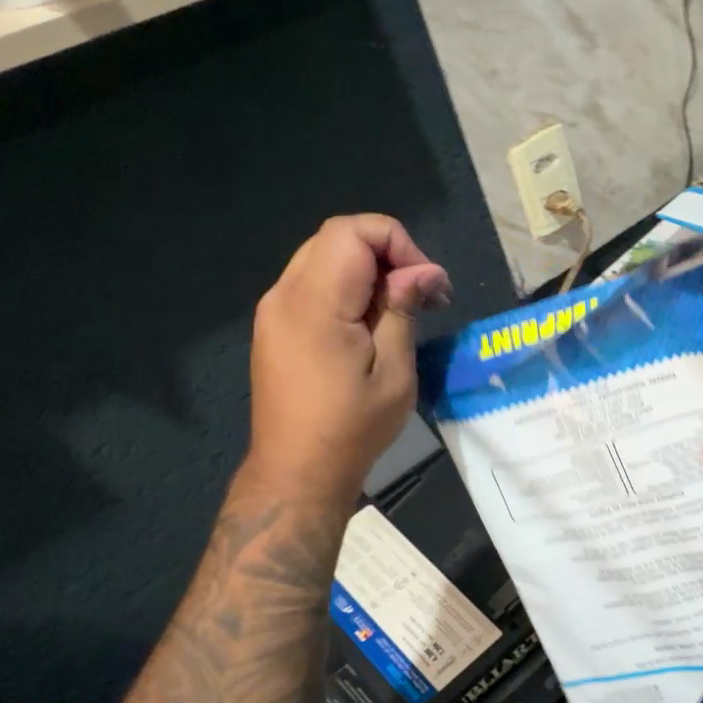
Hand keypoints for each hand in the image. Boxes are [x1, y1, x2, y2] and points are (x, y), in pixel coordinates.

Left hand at [247, 215, 449, 505]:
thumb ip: (403, 310)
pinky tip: (371, 324)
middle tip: (424, 296)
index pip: (352, 232)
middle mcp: (285, 294)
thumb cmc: (352, 428)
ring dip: (370, 271)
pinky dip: (349, 288)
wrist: (297, 469)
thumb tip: (425, 271)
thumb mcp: (394, 372)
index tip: (428, 285)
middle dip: (388, 254)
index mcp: (314, 303)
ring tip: (403, 310)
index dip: (398, 243)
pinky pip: (314, 282)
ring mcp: (274, 308)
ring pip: (325, 257)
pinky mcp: (275, 324)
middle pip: (337, 237)